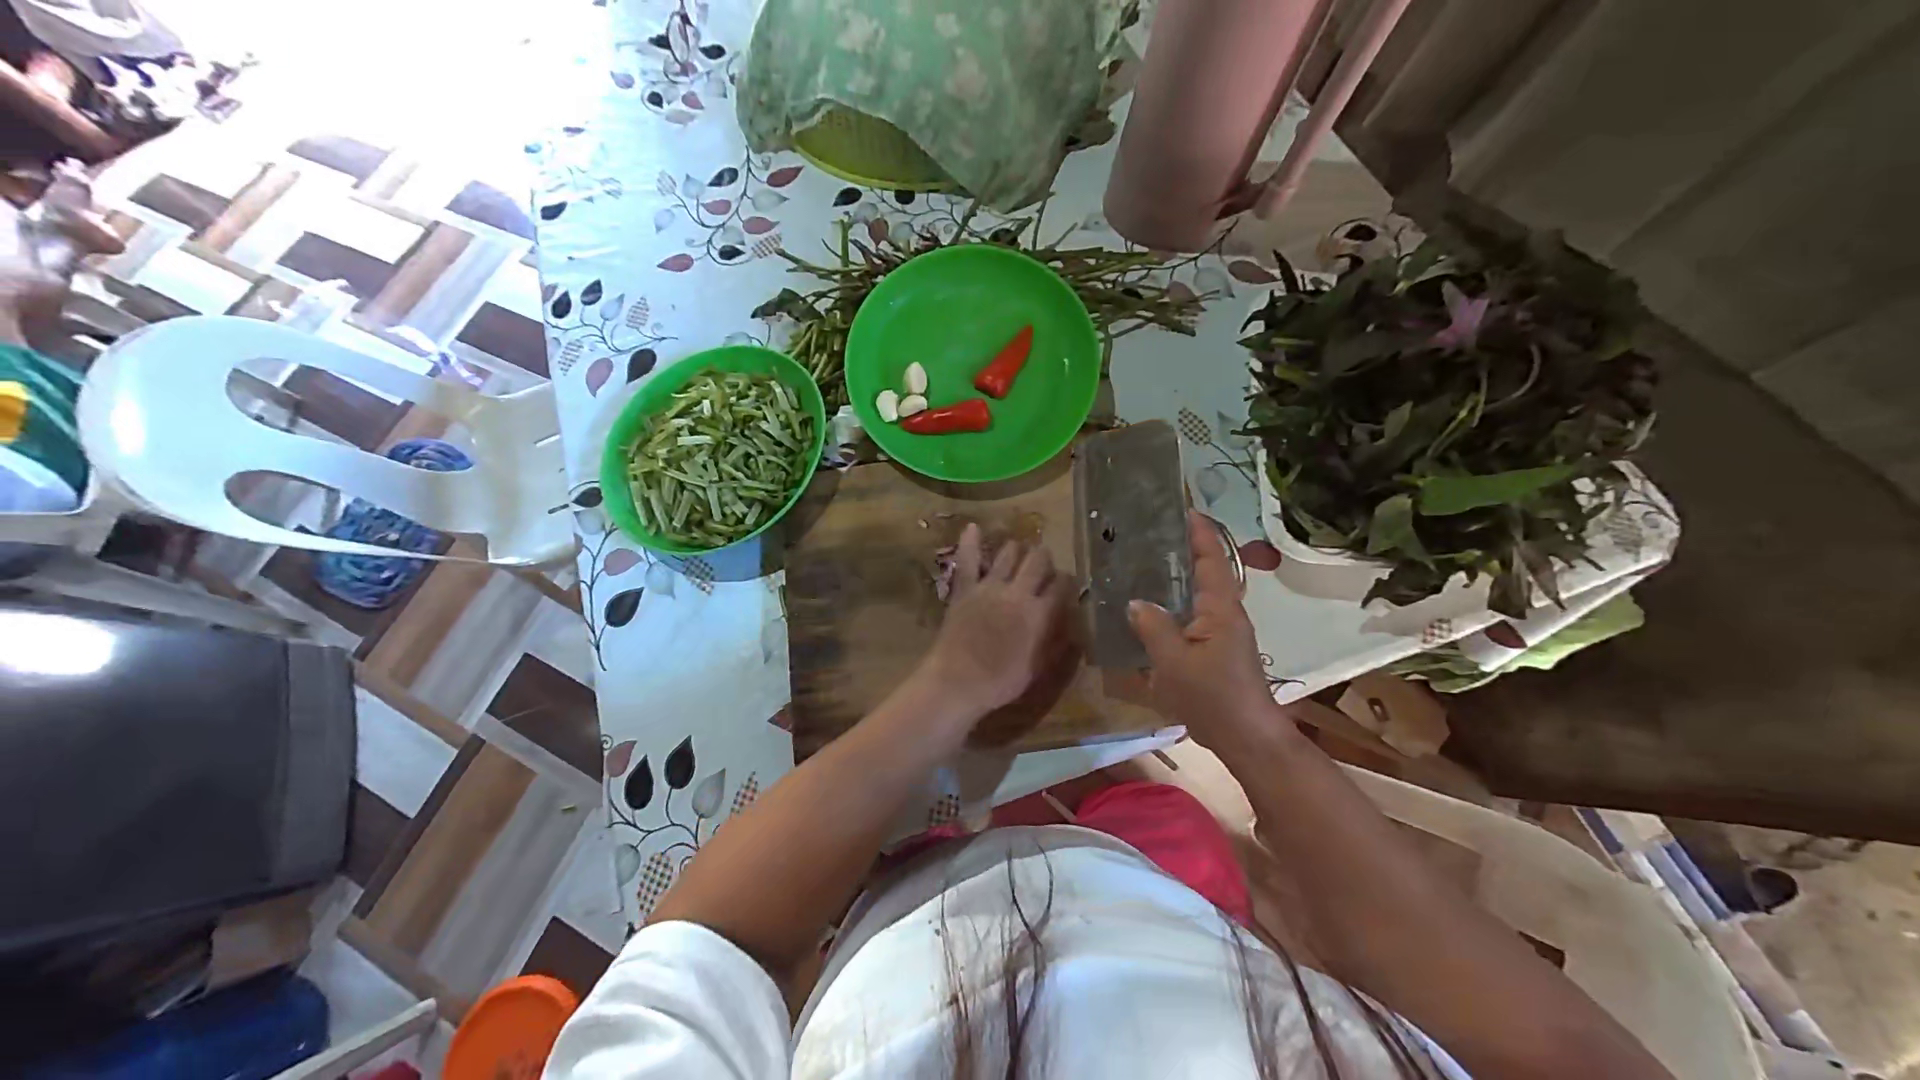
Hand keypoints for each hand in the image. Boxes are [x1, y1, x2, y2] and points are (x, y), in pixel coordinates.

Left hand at [918, 523, 1071, 722]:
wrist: (957, 681)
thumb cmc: (1000, 682)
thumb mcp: (1038, 669)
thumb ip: (1057, 644)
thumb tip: (1075, 628)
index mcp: (1040, 613)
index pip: (1063, 586)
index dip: (1068, 582)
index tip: (1067, 585)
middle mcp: (1018, 592)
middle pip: (1038, 561)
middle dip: (1045, 559)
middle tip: (1044, 566)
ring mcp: (989, 586)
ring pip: (1009, 553)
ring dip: (1018, 550)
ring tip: (1020, 553)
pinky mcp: (965, 588)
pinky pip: (969, 559)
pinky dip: (971, 542)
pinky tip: (973, 527)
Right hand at [1128, 511, 1285, 752]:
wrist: (1246, 738)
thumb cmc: (1213, 696)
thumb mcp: (1173, 662)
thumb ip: (1153, 628)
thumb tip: (1135, 602)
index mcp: (1221, 609)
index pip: (1212, 559)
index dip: (1199, 533)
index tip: (1183, 508)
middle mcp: (1226, 615)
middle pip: (1207, 573)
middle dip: (1185, 551)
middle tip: (1152, 535)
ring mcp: (1223, 634)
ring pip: (1199, 596)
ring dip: (1178, 579)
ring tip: (1145, 567)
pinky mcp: (1217, 651)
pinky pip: (1193, 618)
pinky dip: (1174, 606)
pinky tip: (1151, 613)